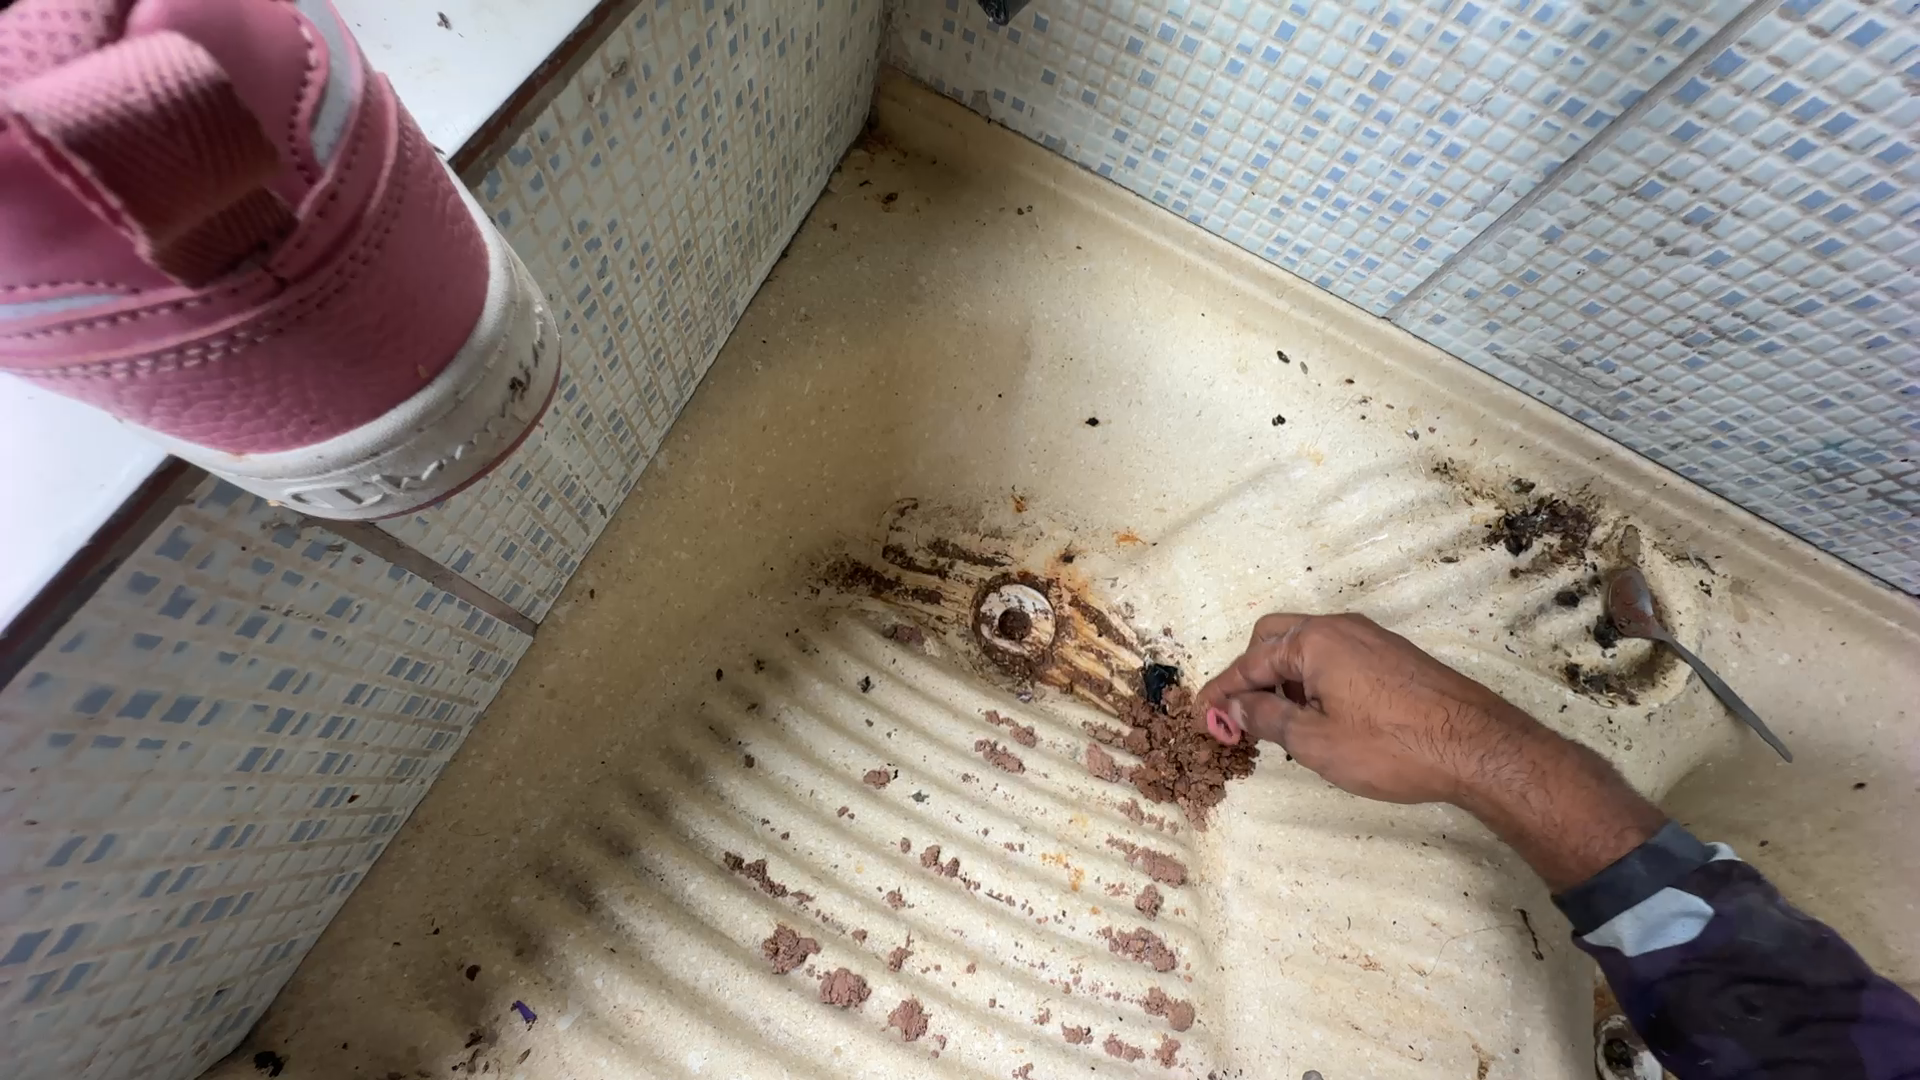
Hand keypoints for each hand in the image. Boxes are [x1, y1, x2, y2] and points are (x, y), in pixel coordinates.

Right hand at [1195, 613, 1537, 804]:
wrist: (1486, 750)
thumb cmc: (1393, 747)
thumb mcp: (1316, 743)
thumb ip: (1266, 719)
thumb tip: (1236, 706)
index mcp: (1312, 641)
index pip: (1249, 664)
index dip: (1221, 692)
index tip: (1201, 714)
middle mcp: (1337, 627)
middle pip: (1272, 638)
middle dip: (1250, 673)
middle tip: (1245, 714)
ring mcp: (1368, 637)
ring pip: (1304, 646)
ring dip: (1282, 677)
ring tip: (1284, 721)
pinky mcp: (1392, 653)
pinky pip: (1333, 654)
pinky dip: (1312, 677)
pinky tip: (1323, 713)